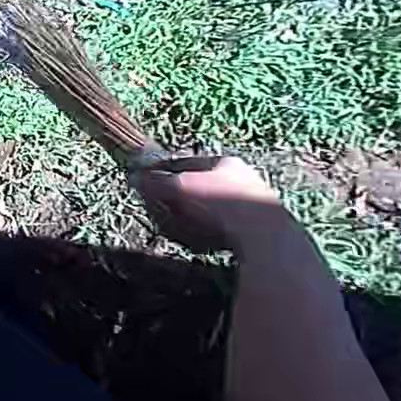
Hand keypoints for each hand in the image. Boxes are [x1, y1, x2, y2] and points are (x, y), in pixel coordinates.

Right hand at [132, 156, 297, 254]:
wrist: (265, 236)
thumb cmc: (218, 203)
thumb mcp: (178, 187)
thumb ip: (154, 182)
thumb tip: (134, 178)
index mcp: (223, 161)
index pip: (182, 161)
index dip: (159, 171)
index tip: (143, 182)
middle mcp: (240, 176)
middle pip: (196, 183)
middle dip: (175, 196)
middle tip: (159, 207)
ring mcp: (251, 200)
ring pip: (209, 204)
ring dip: (190, 214)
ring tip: (177, 225)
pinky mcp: (257, 225)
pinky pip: (221, 224)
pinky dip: (206, 228)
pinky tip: (199, 238)